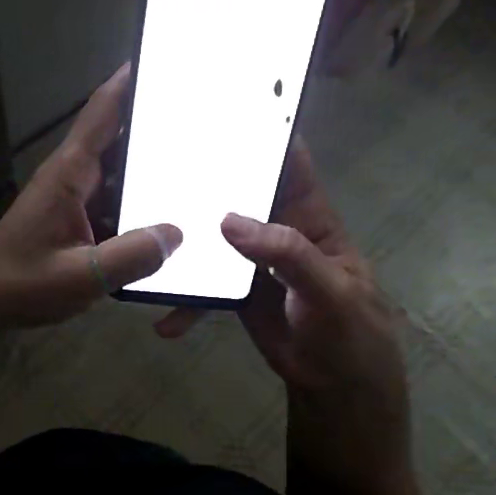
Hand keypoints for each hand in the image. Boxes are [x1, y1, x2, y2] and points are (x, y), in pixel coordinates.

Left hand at [0, 63, 181, 331]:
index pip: (101, 114)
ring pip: (117, 170)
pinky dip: (138, 196)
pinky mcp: (73, 220)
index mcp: (67, 175)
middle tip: (203, 109)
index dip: (128, 82)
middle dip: (154, 122)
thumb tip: (178, 232)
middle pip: (116, 137)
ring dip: (150, 162)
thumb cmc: (22, 285)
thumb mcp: (81, 276)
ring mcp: (70, 199)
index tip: (161, 55)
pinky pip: (113, 198)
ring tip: (198, 154)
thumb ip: (130, 256)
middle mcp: (69, 177)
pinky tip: (168, 206)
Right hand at [154, 142, 409, 491]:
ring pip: (209, 235)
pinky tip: (164, 322)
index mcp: (308, 214)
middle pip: (235, 191)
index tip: (219, 107)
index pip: (286, 161)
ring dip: (181, 237)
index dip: (260, 132)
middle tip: (155, 160)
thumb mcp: (331, 291)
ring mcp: (248, 258)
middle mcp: (274, 226)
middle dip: (202, 177)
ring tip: (143, 236)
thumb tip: (228, 221)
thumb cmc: (352, 333)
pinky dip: (182, 300)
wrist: (337, 387)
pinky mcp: (230, 288)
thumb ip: (287, 254)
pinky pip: (200, 284)